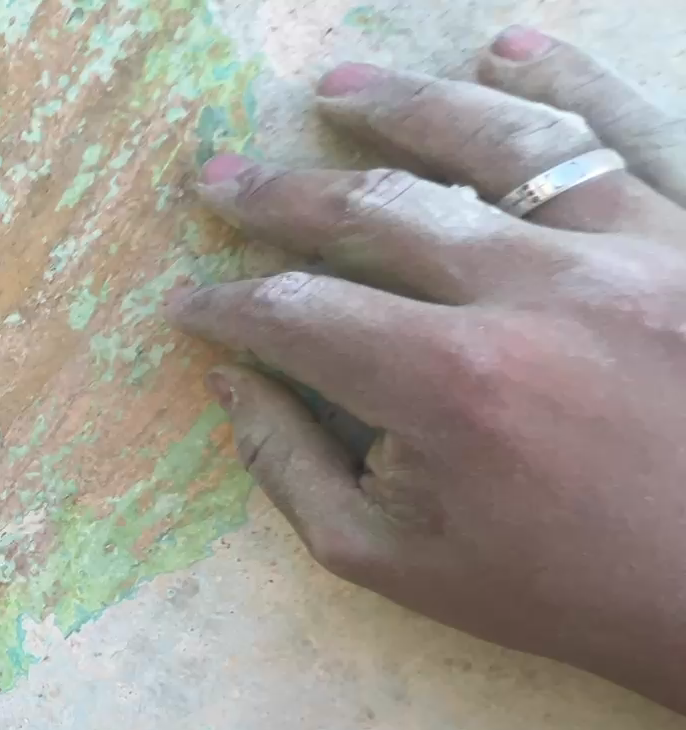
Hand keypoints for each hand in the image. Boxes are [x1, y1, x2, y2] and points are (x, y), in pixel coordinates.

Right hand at [165, 27, 685, 712]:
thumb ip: (287, 463)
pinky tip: (504, 49)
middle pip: (375, 212)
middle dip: (275, 198)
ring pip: (504, 144)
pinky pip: (641, 131)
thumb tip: (229, 381)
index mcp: (448, 382)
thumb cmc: (554, 585)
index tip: (183, 306)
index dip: (223, 306)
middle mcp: (543, 292)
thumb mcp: (380, 554)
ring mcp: (650, 248)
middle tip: (216, 178)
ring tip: (336, 88)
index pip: (294, 313)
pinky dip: (565, 84)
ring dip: (404, 111)